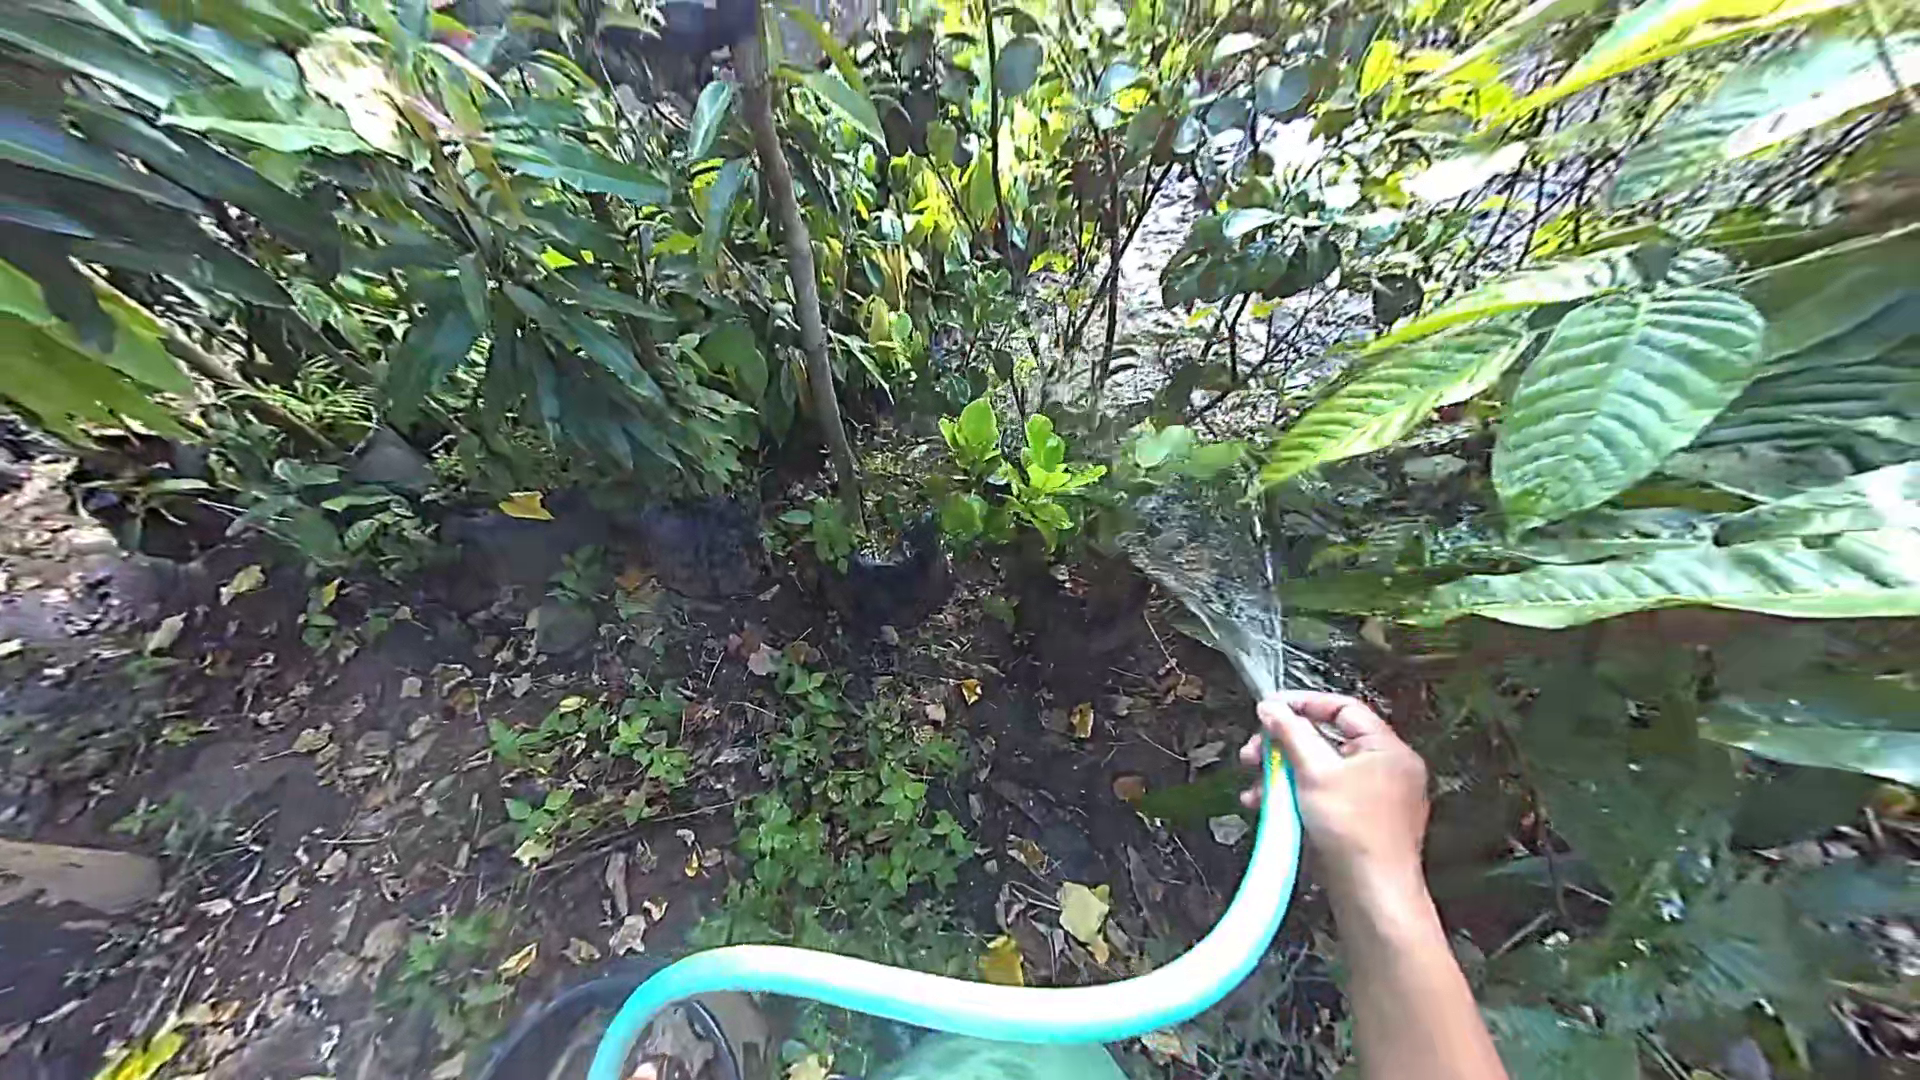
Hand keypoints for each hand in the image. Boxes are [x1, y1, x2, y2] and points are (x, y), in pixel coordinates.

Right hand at [1239, 691, 1428, 900]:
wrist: (1371, 896)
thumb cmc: (1351, 829)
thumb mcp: (1313, 771)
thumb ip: (1290, 732)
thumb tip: (1271, 707)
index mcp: (1386, 750)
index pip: (1342, 707)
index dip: (1303, 703)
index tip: (1269, 708)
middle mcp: (1383, 768)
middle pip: (1323, 738)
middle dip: (1281, 743)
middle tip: (1254, 751)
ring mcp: (1371, 795)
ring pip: (1315, 766)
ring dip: (1279, 770)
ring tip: (1255, 783)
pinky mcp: (1355, 817)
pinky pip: (1318, 791)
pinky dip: (1291, 792)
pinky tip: (1265, 803)